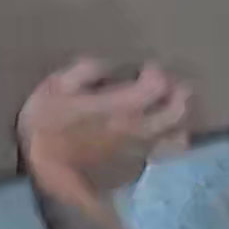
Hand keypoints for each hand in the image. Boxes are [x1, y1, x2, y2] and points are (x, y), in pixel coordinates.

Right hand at [17, 58, 191, 200]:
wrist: (47, 163)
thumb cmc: (47, 122)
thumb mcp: (55, 85)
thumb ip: (84, 71)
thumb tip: (108, 65)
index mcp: (119, 107)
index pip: (156, 88)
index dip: (157, 74)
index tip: (146, 66)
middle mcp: (138, 127)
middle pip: (176, 111)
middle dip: (178, 93)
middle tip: (170, 81)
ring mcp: (140, 146)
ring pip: (178, 131)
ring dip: (181, 114)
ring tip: (172, 103)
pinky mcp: (137, 159)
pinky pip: (168, 148)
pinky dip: (175, 135)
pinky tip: (166, 129)